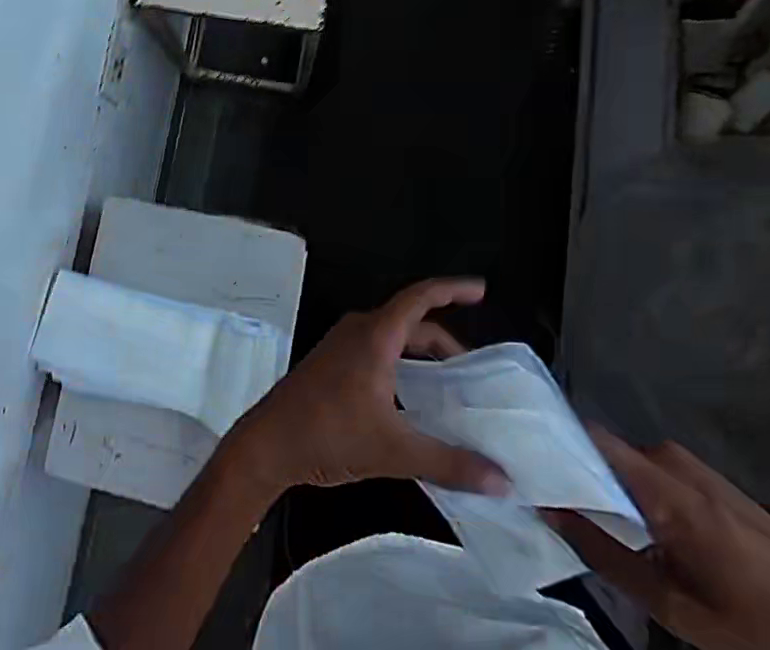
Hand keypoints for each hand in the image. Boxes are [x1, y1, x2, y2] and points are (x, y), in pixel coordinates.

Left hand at [220, 278, 508, 494]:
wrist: (268, 443)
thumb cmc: (328, 434)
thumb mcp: (394, 450)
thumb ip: (450, 464)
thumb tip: (501, 480)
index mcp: (374, 337)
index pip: (418, 299)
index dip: (451, 290)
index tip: (480, 291)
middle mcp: (357, 332)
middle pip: (410, 323)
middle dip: (445, 342)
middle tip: (475, 372)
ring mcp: (340, 347)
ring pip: (391, 339)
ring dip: (422, 356)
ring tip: (452, 387)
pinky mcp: (330, 365)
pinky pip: (375, 352)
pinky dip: (401, 365)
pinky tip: (414, 399)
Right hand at [545, 429, 769, 649]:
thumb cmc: (767, 633)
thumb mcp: (677, 609)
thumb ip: (606, 556)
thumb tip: (548, 510)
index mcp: (671, 492)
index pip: (594, 438)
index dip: (554, 438)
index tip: (519, 452)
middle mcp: (685, 469)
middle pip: (610, 448)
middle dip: (577, 467)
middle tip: (546, 492)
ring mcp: (709, 477)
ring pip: (634, 463)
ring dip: (609, 481)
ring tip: (584, 511)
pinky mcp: (725, 492)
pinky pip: (663, 476)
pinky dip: (638, 491)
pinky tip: (634, 525)